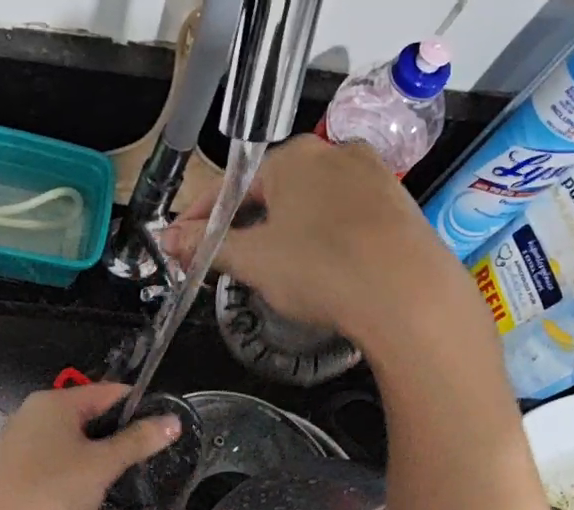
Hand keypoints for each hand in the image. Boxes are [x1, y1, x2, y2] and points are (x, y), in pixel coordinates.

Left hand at [0, 383, 180, 509]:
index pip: (104, 392)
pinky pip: (50, 469)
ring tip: (115, 491)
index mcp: (50, 403)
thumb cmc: (57, 494)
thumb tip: (172, 421)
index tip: (159, 428)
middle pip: (84, 420)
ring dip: (93, 467)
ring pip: (67, 448)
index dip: (136, 407)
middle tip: (138, 464)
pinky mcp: (9, 473)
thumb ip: (139, 440)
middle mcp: (28, 416)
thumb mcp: (104, 465)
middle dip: (112, 442)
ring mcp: (14, 445)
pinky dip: (70, 482)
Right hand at [162, 136, 494, 360]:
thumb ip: (206, 246)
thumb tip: (167, 238)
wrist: (407, 293)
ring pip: (307, 202)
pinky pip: (340, 216)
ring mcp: (370, 175)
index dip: (200, 218)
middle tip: (223, 261)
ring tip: (268, 267)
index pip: (230, 184)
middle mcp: (332, 152)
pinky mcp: (395, 203)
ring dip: (281, 231)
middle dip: (243, 224)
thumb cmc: (319, 268)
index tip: (181, 244)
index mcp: (292, 157)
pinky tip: (315, 266)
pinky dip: (318, 236)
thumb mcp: (251, 260)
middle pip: (271, 190)